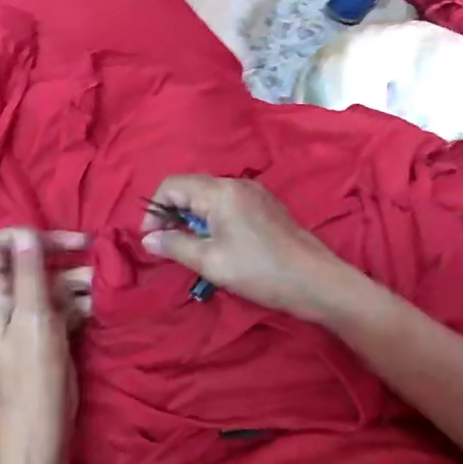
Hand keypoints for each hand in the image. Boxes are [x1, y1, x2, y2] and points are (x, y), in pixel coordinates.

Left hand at [0, 228, 91, 463]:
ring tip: (104, 284)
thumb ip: (31, 275)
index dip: (19, 236)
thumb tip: (26, 233)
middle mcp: (6, 305)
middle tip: (93, 248)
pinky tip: (101, 303)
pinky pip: (62, 305)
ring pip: (49, 283)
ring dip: (77, 277)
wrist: (39, 434)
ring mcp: (26, 321)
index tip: (55, 240)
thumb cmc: (33, 379)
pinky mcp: (46, 336)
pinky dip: (81, 299)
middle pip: (25, 262)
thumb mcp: (34, 321)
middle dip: (58, 251)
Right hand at [140, 176, 360, 322]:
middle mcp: (236, 183)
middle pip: (190, 187)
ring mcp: (253, 192)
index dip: (154, 209)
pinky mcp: (264, 205)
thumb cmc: (259, 271)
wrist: (314, 279)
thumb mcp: (211, 262)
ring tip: (191, 248)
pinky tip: (216, 243)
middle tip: (168, 245)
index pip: (172, 184)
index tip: (152, 239)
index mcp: (220, 191)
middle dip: (172, 213)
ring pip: (208, 196)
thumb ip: (175, 245)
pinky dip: (212, 218)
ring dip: (192, 217)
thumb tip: (148, 238)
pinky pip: (227, 203)